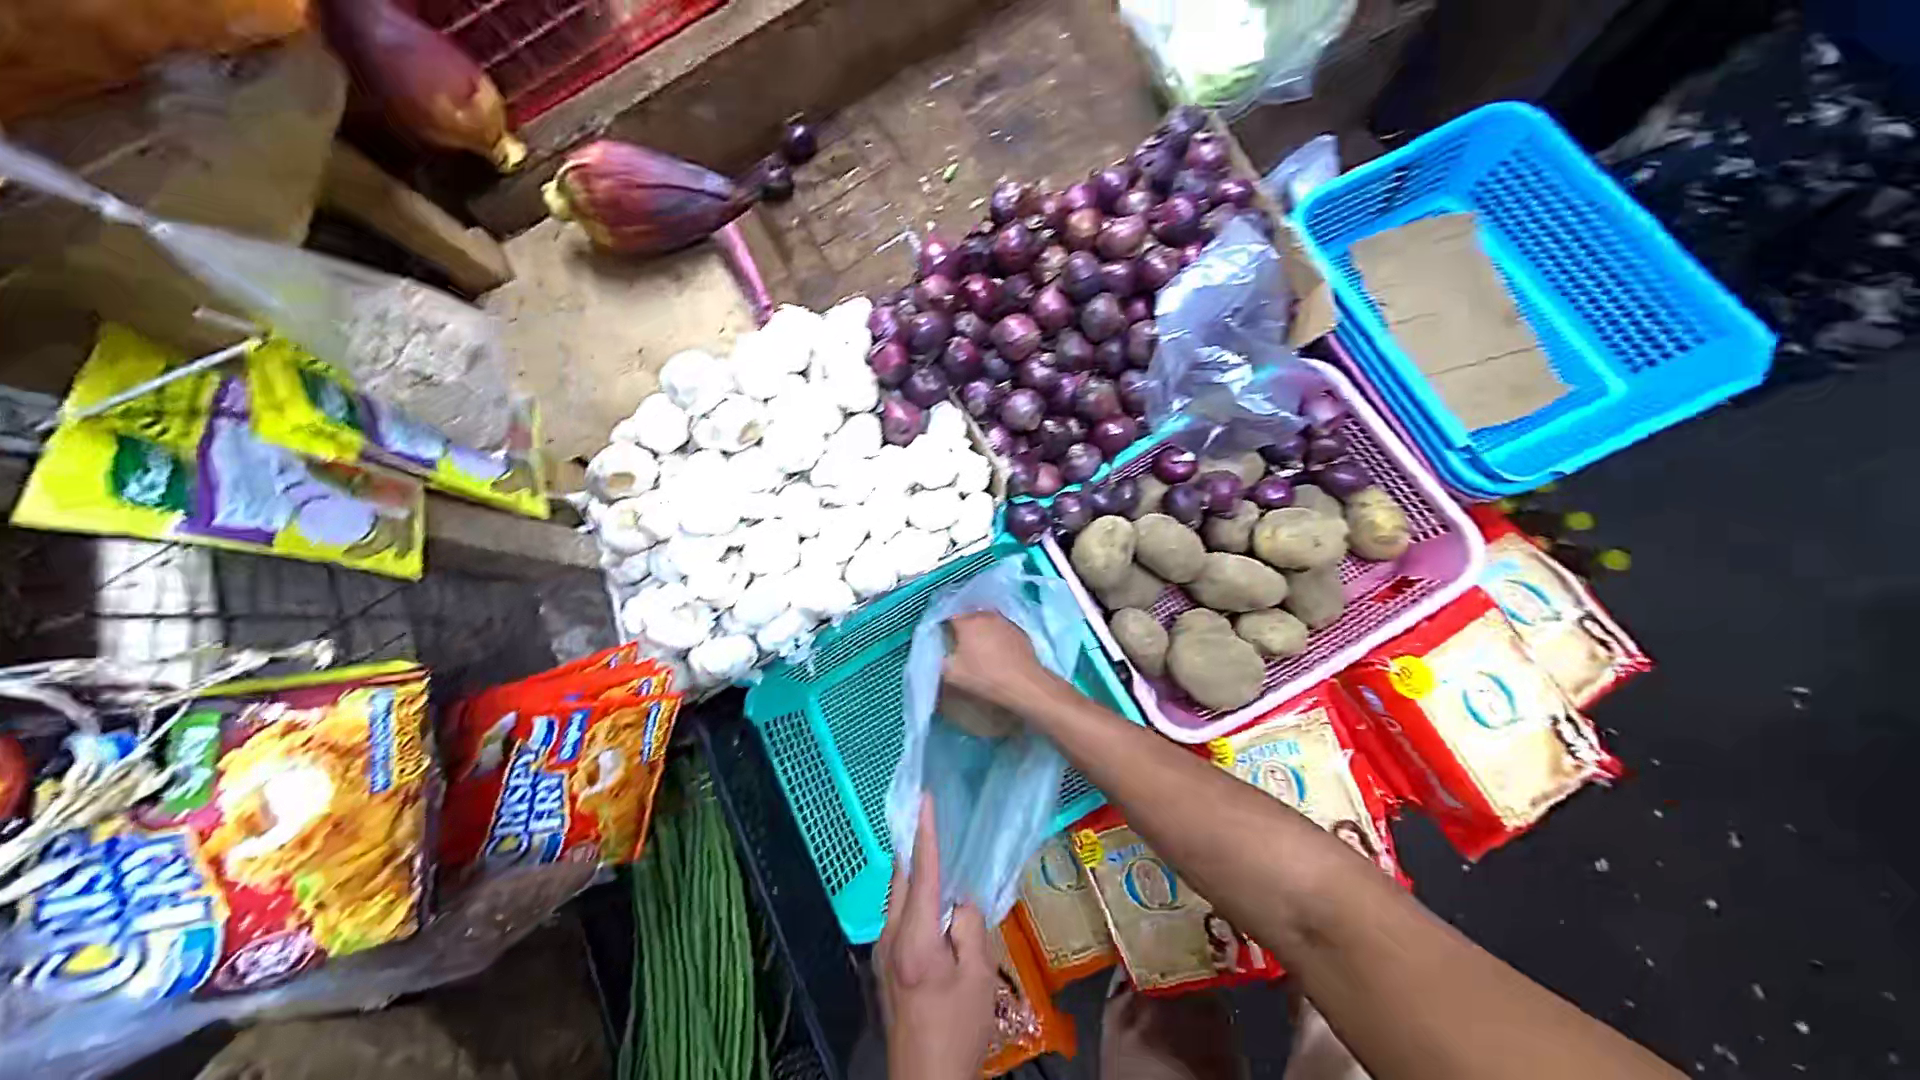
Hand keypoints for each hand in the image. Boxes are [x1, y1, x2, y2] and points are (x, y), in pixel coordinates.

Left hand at [877, 796, 997, 1079]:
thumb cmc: (958, 1028)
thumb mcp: (978, 975)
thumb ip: (969, 925)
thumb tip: (959, 897)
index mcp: (915, 937)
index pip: (922, 871)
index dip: (925, 832)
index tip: (925, 799)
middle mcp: (890, 938)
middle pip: (899, 879)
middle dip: (913, 845)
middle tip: (926, 814)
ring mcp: (881, 953)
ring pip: (896, 898)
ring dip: (913, 873)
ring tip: (933, 850)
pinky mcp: (883, 967)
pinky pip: (897, 917)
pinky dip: (912, 898)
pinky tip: (930, 902)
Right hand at [941, 612, 1059, 711]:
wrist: (1023, 683)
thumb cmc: (985, 677)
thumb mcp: (952, 674)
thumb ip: (938, 660)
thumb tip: (935, 651)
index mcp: (967, 622)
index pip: (948, 616)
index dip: (943, 626)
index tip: (941, 636)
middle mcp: (986, 615)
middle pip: (968, 616)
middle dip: (962, 626)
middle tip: (958, 642)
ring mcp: (1004, 621)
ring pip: (985, 620)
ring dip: (980, 629)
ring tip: (977, 645)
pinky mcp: (1018, 630)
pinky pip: (1000, 628)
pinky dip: (995, 634)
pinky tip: (996, 649)